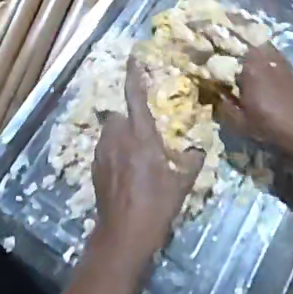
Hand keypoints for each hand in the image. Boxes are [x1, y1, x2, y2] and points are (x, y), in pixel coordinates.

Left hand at [92, 57, 202, 258]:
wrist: (123, 234)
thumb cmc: (156, 206)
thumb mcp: (182, 184)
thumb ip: (190, 161)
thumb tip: (198, 148)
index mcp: (140, 135)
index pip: (134, 97)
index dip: (134, 76)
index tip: (133, 59)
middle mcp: (117, 137)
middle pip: (119, 115)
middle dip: (129, 120)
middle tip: (145, 135)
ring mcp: (102, 152)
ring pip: (110, 132)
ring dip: (121, 136)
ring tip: (136, 156)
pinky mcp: (94, 167)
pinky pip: (105, 149)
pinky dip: (114, 153)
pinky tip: (125, 173)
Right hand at [218, 44, 292, 154]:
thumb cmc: (271, 126)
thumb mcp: (240, 123)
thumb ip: (224, 106)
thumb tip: (215, 92)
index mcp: (249, 68)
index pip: (226, 52)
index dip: (214, 52)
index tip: (205, 55)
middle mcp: (263, 58)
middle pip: (243, 42)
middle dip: (231, 43)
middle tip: (219, 49)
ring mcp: (278, 60)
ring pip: (257, 45)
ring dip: (247, 46)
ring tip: (236, 54)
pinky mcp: (288, 66)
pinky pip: (269, 52)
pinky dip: (260, 54)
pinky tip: (256, 65)